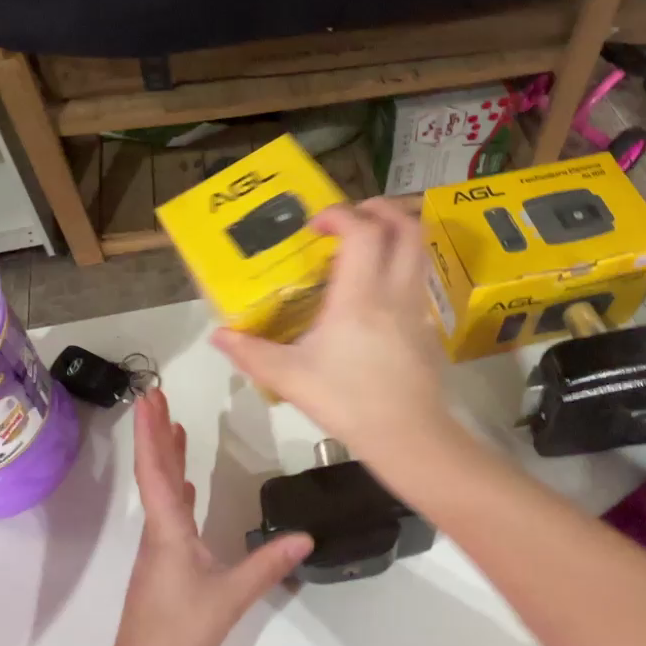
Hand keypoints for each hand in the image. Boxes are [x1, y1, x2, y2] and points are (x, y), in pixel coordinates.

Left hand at [92, 389, 311, 645]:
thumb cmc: (181, 629)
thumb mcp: (230, 596)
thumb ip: (268, 565)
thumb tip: (307, 536)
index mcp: (168, 529)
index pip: (156, 470)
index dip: (150, 433)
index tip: (146, 400)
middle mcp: (158, 529)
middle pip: (154, 471)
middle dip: (156, 431)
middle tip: (155, 395)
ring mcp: (158, 545)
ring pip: (160, 488)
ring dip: (165, 455)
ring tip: (174, 425)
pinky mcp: (163, 560)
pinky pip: (168, 508)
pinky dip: (176, 485)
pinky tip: (187, 484)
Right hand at [213, 199, 460, 467]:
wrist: (409, 436)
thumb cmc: (348, 402)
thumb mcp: (292, 379)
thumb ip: (253, 353)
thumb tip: (219, 336)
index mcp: (359, 297)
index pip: (363, 232)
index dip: (340, 215)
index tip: (314, 225)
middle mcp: (393, 291)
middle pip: (405, 228)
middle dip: (380, 209)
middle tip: (352, 215)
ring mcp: (416, 307)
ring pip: (419, 250)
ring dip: (395, 232)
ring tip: (366, 240)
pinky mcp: (426, 326)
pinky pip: (418, 277)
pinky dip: (401, 264)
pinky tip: (377, 287)